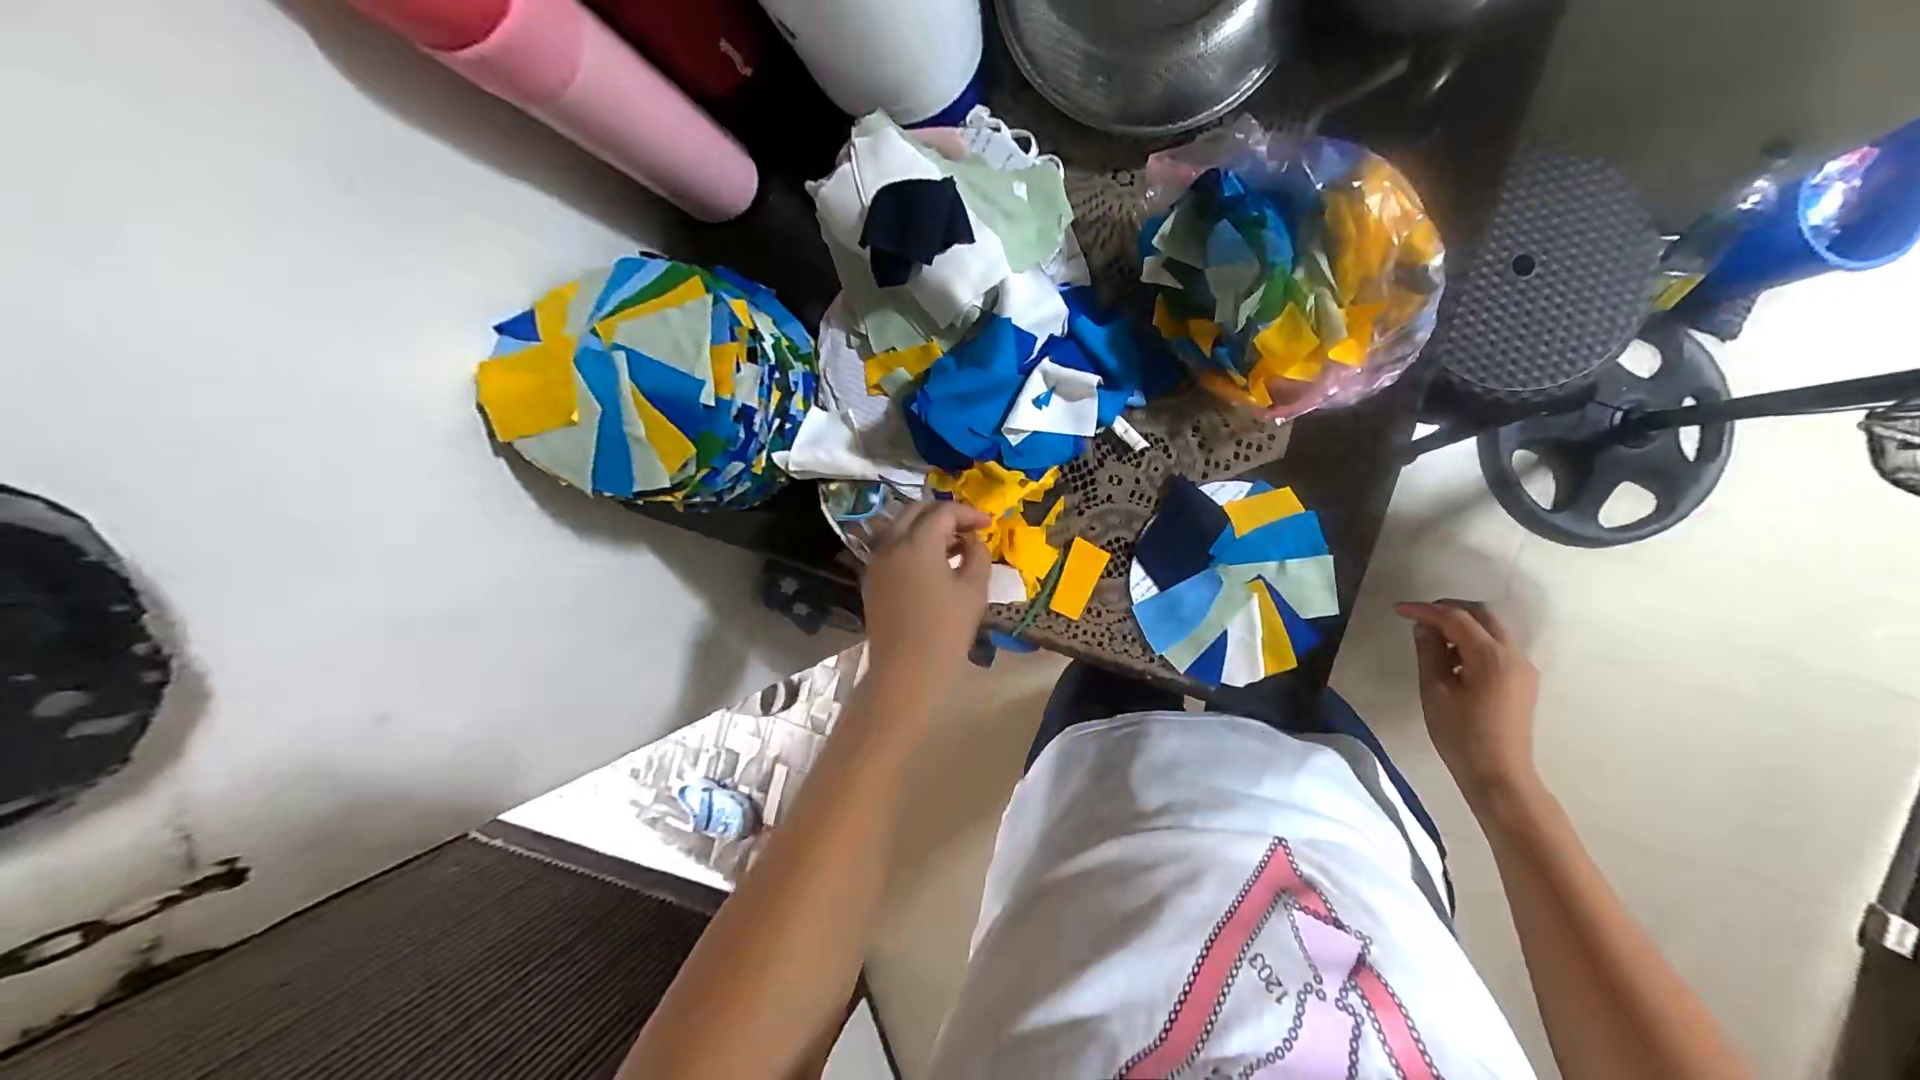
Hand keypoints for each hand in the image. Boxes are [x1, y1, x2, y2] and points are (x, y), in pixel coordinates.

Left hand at [861, 501, 991, 701]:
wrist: (906, 671)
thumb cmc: (946, 630)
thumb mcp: (974, 589)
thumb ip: (978, 555)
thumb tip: (973, 540)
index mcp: (917, 542)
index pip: (944, 511)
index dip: (969, 513)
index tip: (989, 524)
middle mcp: (890, 543)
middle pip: (916, 511)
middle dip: (944, 514)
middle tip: (968, 529)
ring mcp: (875, 561)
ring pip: (899, 527)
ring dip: (925, 528)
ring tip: (951, 547)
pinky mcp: (870, 579)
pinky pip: (890, 548)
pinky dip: (910, 545)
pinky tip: (930, 565)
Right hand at [1394, 600, 1539, 808]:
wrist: (1498, 773)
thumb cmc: (1460, 734)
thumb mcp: (1434, 689)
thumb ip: (1429, 652)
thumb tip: (1424, 627)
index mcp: (1491, 657)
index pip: (1456, 618)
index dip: (1425, 610)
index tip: (1398, 610)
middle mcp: (1514, 655)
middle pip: (1481, 615)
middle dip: (1448, 610)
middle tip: (1418, 617)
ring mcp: (1522, 668)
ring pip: (1491, 629)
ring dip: (1461, 625)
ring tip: (1431, 640)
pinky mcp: (1522, 680)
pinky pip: (1496, 647)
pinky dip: (1472, 641)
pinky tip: (1452, 658)